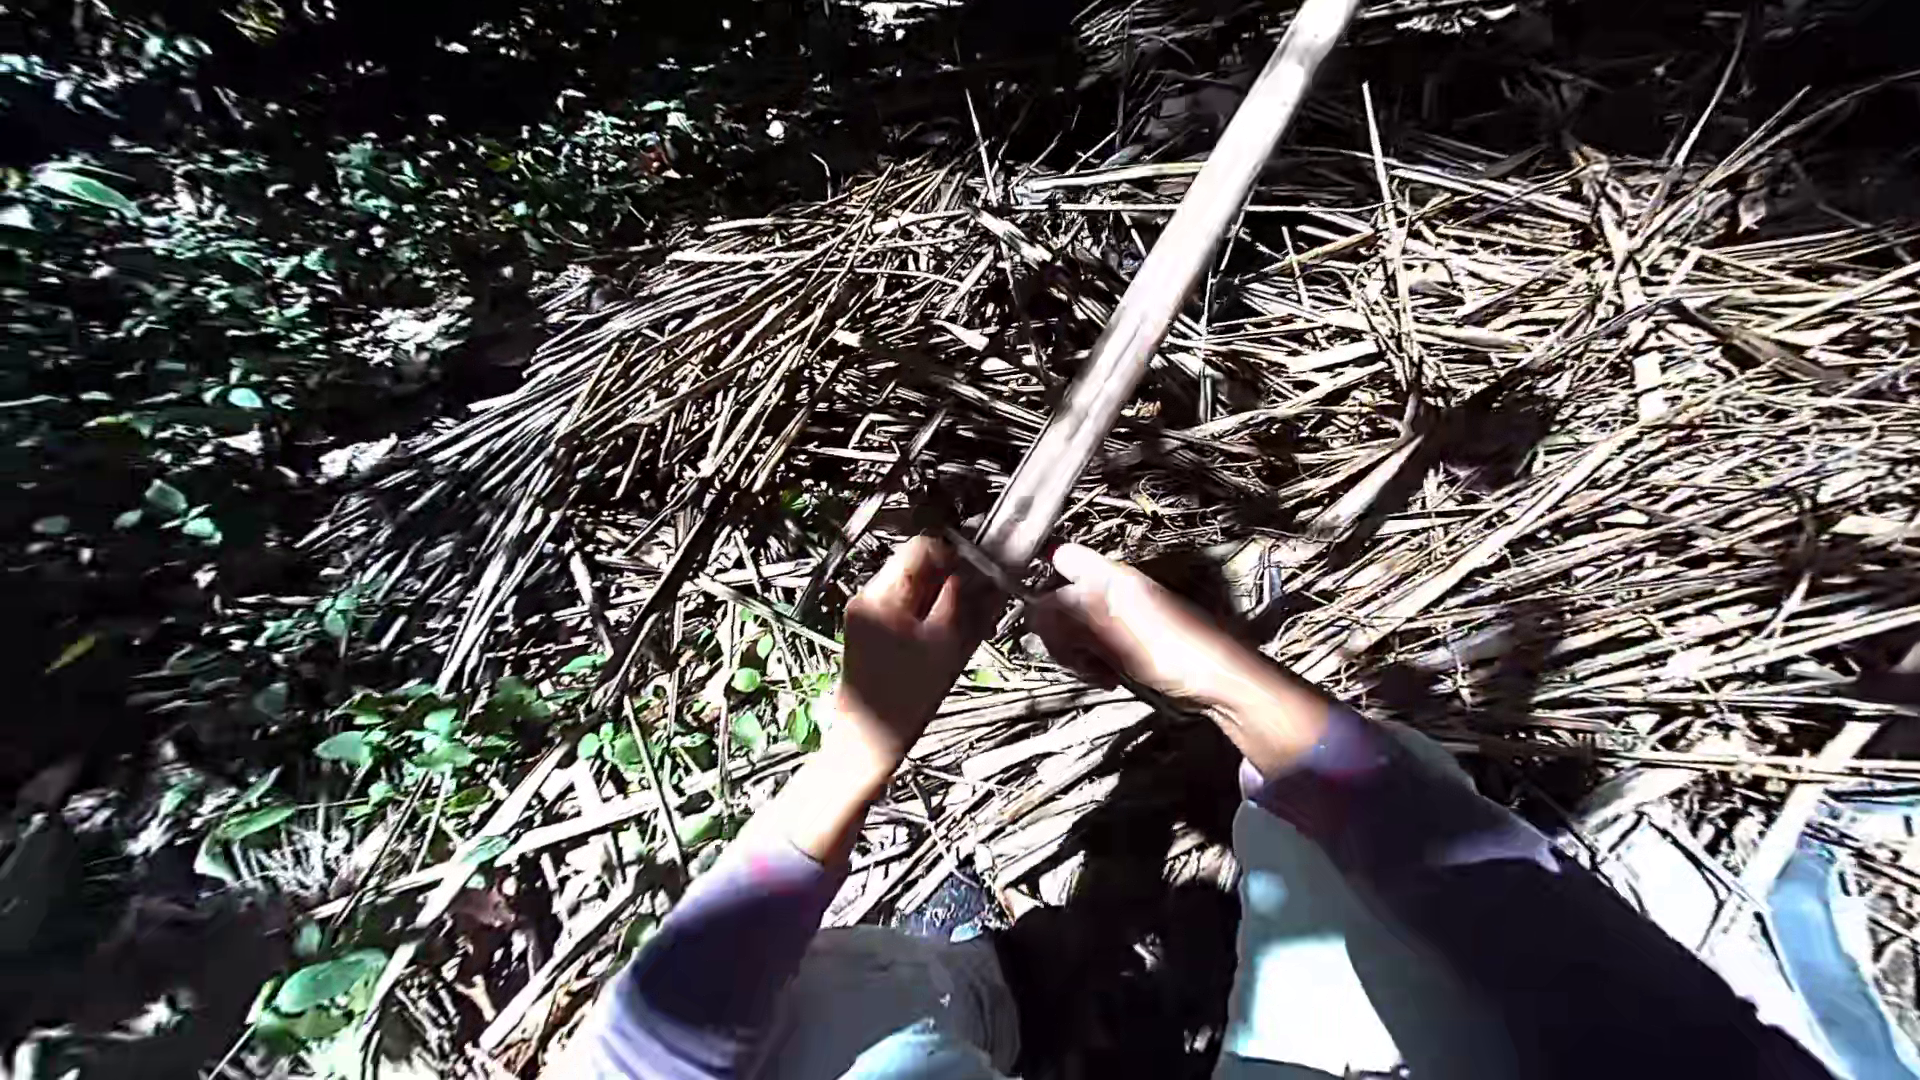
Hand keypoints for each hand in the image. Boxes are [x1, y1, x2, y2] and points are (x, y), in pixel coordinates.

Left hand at [825, 535, 978, 790]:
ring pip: (914, 588)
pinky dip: (926, 616)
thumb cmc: (907, 698)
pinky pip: (904, 608)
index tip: (976, 579)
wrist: (868, 741)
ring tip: (959, 629)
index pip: (923, 546)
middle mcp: (868, 595)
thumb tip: (982, 570)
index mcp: (882, 593)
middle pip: (918, 566)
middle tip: (975, 606)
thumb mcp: (947, 644)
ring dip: (941, 600)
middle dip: (950, 582)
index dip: (955, 557)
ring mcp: (864, 612)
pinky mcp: (867, 628)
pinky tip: (941, 640)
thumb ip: (965, 601)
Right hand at [1030, 543, 1328, 774]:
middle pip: (1058, 600)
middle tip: (1075, 655)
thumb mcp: (1117, 630)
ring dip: (1073, 652)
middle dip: (1058, 630)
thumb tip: (1036, 611)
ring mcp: (1116, 618)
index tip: (1040, 612)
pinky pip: (1089, 648)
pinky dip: (1089, 664)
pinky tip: (1106, 677)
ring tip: (1096, 671)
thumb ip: (1072, 615)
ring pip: (1070, 628)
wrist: (1220, 684)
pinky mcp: (1122, 644)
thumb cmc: (1175, 650)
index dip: (1042, 575)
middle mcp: (1110, 591)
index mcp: (1111, 576)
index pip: (1062, 558)